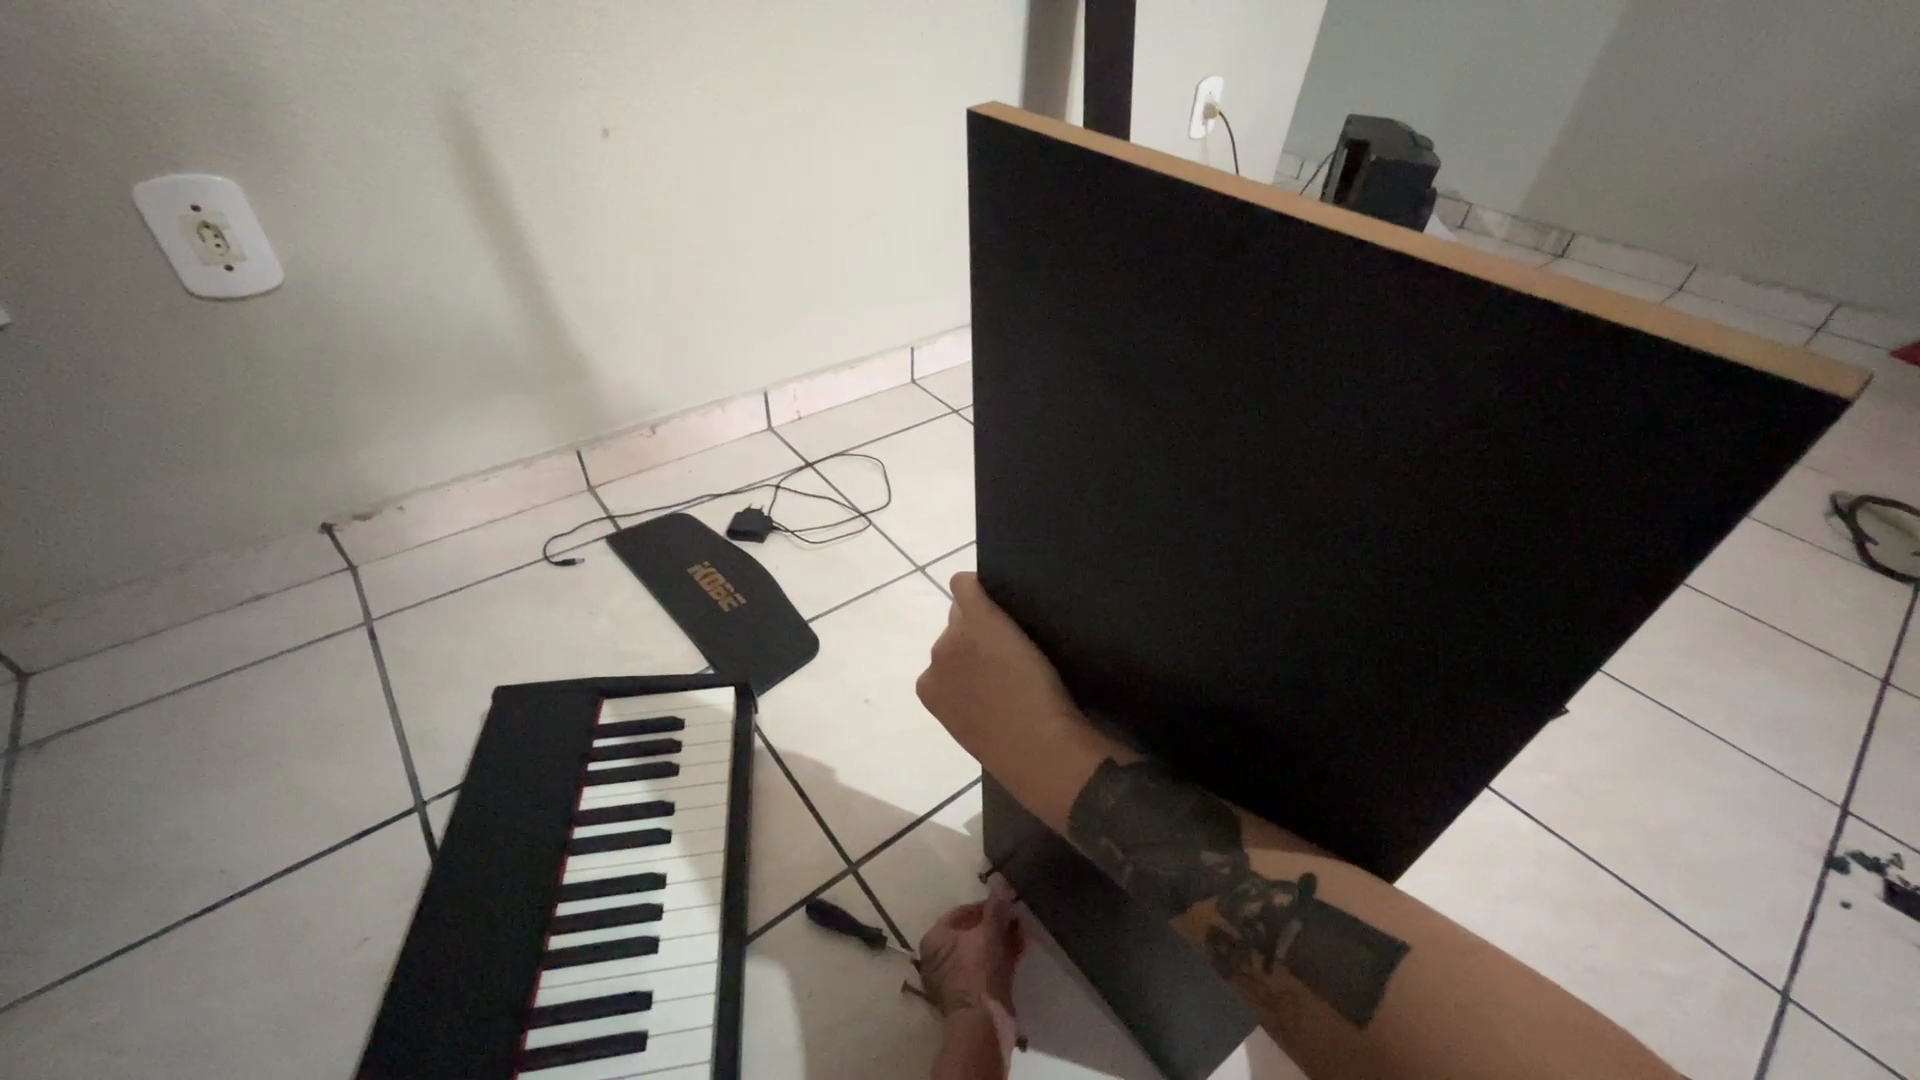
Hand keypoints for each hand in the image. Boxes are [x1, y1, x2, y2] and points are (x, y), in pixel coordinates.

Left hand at [916, 876, 1024, 1016]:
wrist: (983, 1023)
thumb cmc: (979, 970)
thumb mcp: (990, 932)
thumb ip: (996, 906)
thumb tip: (1000, 880)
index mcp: (934, 939)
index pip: (961, 912)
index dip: (985, 906)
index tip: (1006, 906)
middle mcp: (938, 958)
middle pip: (971, 932)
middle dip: (996, 925)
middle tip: (1016, 920)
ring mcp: (952, 979)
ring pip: (980, 951)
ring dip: (1001, 941)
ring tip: (1022, 935)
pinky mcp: (968, 995)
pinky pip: (985, 969)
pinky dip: (1000, 959)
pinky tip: (1019, 952)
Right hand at [917, 572, 1078, 757]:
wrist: (1036, 745)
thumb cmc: (1014, 747)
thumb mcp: (977, 726)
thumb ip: (968, 698)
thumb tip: (981, 679)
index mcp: (929, 688)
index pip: (945, 656)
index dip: (968, 657)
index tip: (991, 667)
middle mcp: (936, 657)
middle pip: (955, 631)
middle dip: (976, 638)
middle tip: (1008, 654)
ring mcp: (954, 635)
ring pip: (966, 612)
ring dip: (987, 621)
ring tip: (1019, 640)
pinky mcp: (977, 617)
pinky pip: (964, 585)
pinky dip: (974, 584)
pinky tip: (996, 585)